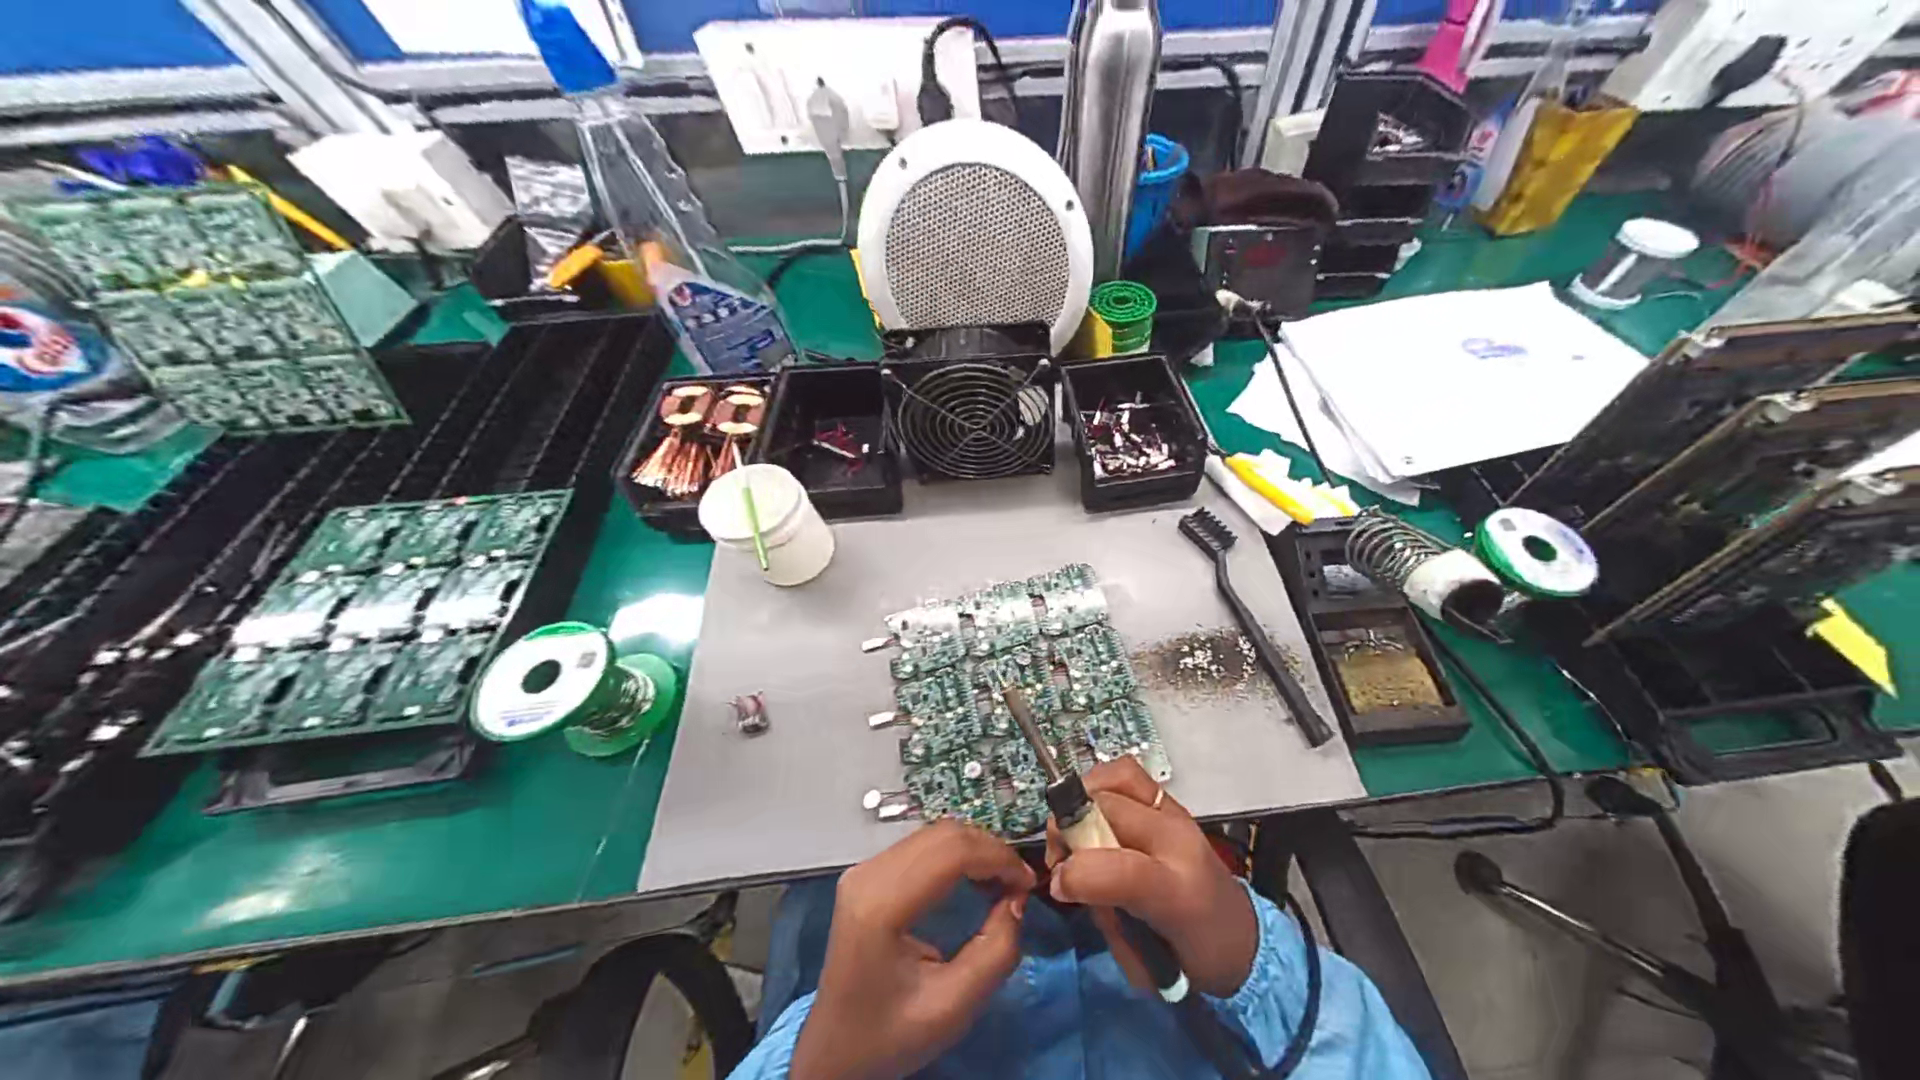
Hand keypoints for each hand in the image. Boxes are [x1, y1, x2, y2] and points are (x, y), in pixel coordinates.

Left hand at [790, 820, 1034, 1079]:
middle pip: (943, 835)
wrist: (835, 1050)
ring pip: (934, 834)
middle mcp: (868, 874)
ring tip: (1002, 883)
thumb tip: (1016, 900)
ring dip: (975, 850)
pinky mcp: (868, 873)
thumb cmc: (889, 1035)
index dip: (997, 858)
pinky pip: (922, 846)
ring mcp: (864, 869)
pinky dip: (956, 855)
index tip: (1028, 884)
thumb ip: (994, 953)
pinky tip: (974, 879)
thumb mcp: (952, 1008)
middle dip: (990, 850)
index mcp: (880, 905)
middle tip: (1019, 884)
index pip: (950, 853)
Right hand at [1046, 757, 1257, 997]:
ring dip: (1083, 801)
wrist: (1241, 938)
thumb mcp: (1146, 963)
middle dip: (1070, 831)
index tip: (1060, 886)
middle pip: (1107, 810)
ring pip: (1115, 779)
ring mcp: (1176, 814)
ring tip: (1076, 830)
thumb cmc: (1192, 958)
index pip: (1123, 870)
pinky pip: (1126, 773)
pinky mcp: (1171, 803)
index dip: (1078, 873)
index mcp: (1179, 894)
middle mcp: (1179, 841)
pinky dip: (1100, 784)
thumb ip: (1103, 917)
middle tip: (1062, 859)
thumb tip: (1064, 878)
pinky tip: (1092, 810)